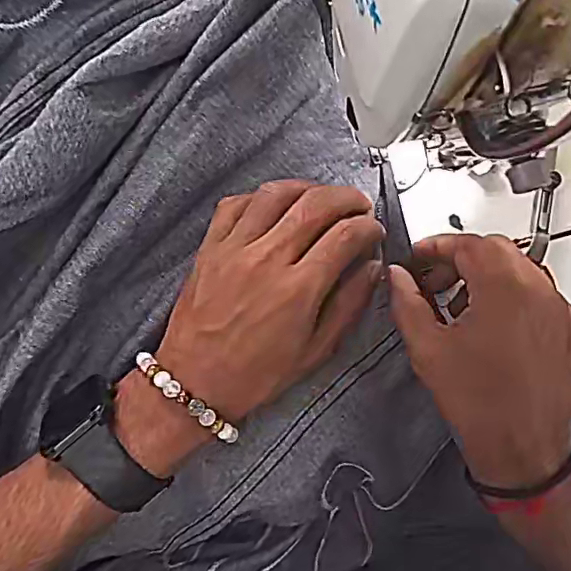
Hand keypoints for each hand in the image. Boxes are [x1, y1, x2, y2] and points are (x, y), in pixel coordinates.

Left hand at [114, 181, 384, 476]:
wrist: (196, 382)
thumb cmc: (253, 374)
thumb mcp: (315, 351)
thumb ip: (349, 305)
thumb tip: (372, 270)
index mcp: (297, 290)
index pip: (344, 235)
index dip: (368, 227)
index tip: (373, 231)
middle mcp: (266, 261)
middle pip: (316, 204)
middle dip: (347, 198)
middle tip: (358, 205)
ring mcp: (234, 250)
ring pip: (276, 194)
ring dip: (307, 188)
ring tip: (321, 197)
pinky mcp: (210, 248)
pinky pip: (235, 204)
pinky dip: (260, 196)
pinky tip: (274, 204)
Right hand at [385, 234, 570, 489]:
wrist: (524, 448)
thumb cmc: (484, 407)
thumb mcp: (428, 349)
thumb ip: (408, 303)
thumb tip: (400, 279)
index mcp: (505, 289)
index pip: (469, 244)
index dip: (437, 247)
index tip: (420, 258)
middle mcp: (540, 292)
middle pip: (497, 250)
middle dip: (461, 259)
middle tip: (435, 281)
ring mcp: (559, 311)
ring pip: (521, 270)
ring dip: (488, 277)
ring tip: (460, 307)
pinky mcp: (569, 330)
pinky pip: (540, 296)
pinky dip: (513, 298)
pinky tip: (491, 326)